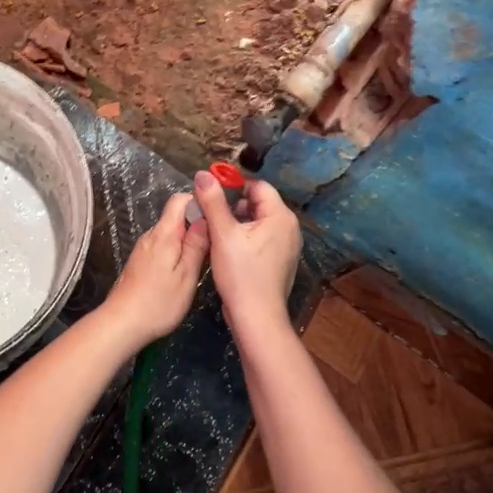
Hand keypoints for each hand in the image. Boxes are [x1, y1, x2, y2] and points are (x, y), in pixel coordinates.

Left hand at [97, 190, 210, 347]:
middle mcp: (151, 235)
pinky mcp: (139, 261)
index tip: (216, 217)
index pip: (179, 200)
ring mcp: (143, 248)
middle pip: (176, 217)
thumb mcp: (186, 275)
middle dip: (195, 226)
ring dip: (186, 242)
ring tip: (202, 261)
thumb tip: (205, 218)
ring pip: (170, 234)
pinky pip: (162, 247)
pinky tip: (182, 272)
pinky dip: (174, 253)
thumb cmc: (159, 302)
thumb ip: (196, 245)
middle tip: (214, 245)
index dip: (198, 202)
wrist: (122, 323)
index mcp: (164, 234)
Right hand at [194, 171, 300, 331]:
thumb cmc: (241, 274)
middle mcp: (289, 227)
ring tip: (218, 234)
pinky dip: (246, 238)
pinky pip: (262, 238)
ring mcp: (288, 245)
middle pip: (258, 203)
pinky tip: (229, 250)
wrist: (257, 318)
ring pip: (259, 221)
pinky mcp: (281, 260)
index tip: (212, 196)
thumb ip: (212, 201)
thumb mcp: (222, 234)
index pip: (257, 186)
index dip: (233, 186)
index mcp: (280, 216)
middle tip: (212, 218)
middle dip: (234, 206)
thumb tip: (202, 174)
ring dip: (238, 223)